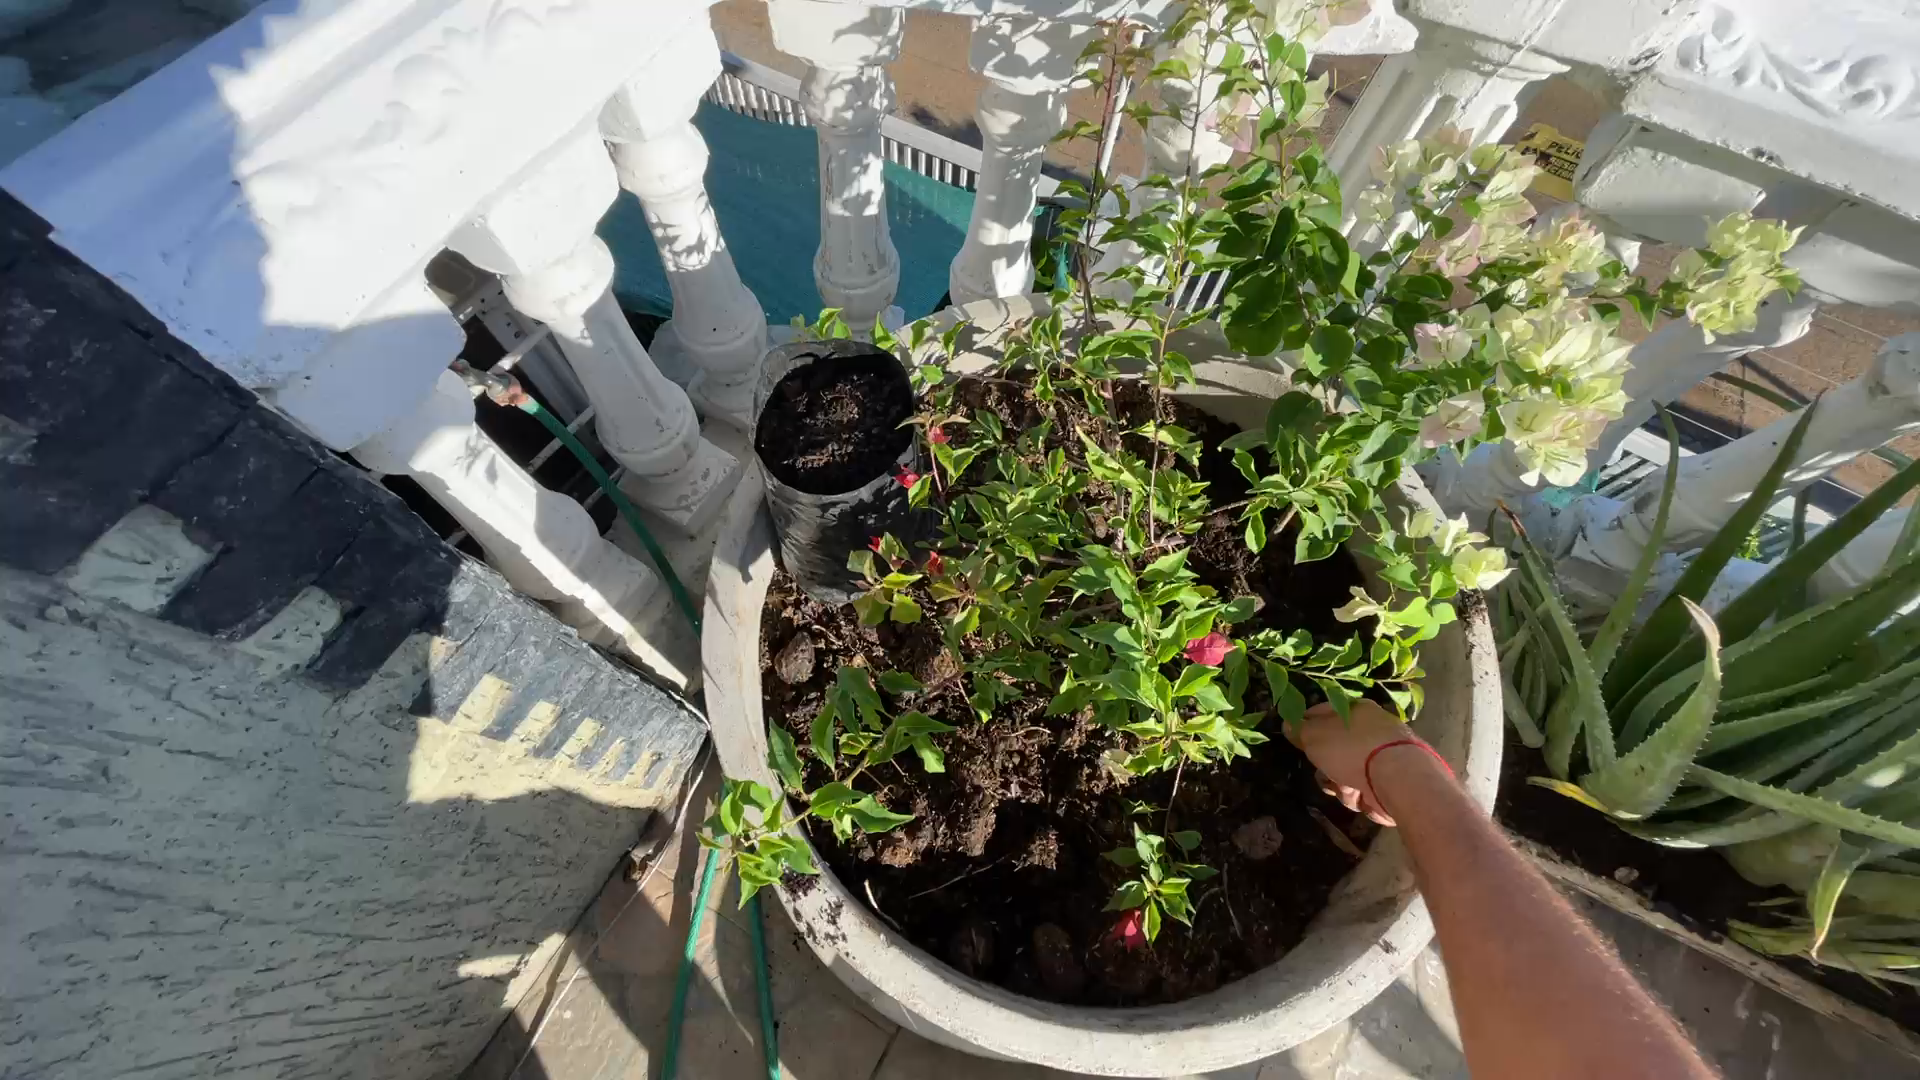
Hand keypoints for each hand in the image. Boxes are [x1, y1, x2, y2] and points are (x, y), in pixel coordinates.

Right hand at [1285, 699, 1428, 826]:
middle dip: (1326, 767)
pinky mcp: (1398, 781)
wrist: (1402, 781)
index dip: (1306, 727)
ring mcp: (1388, 756)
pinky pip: (1368, 788)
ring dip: (1343, 786)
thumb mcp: (1314, 736)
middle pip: (1336, 749)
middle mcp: (1375, 729)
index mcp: (1357, 710)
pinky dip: (1362, 797)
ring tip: (1348, 791)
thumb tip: (1289, 724)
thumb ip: (1298, 730)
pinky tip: (1364, 799)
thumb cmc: (1353, 750)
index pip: (1322, 713)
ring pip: (1349, 772)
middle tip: (1325, 774)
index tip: (1298, 743)